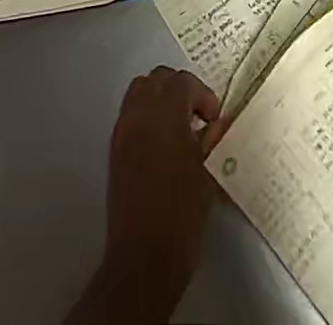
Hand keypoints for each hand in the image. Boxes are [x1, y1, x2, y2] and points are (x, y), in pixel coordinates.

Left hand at [67, 67, 223, 324]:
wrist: (145, 254)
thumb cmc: (183, 213)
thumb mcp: (208, 172)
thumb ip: (213, 138)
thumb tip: (218, 122)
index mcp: (165, 117)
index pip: (182, 82)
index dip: (203, 95)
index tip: (213, 118)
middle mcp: (139, 115)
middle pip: (158, 79)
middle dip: (181, 90)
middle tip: (198, 116)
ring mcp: (123, 130)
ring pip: (140, 90)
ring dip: (161, 98)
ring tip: (179, 126)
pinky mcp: (115, 147)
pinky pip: (130, 112)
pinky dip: (147, 114)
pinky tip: (163, 142)